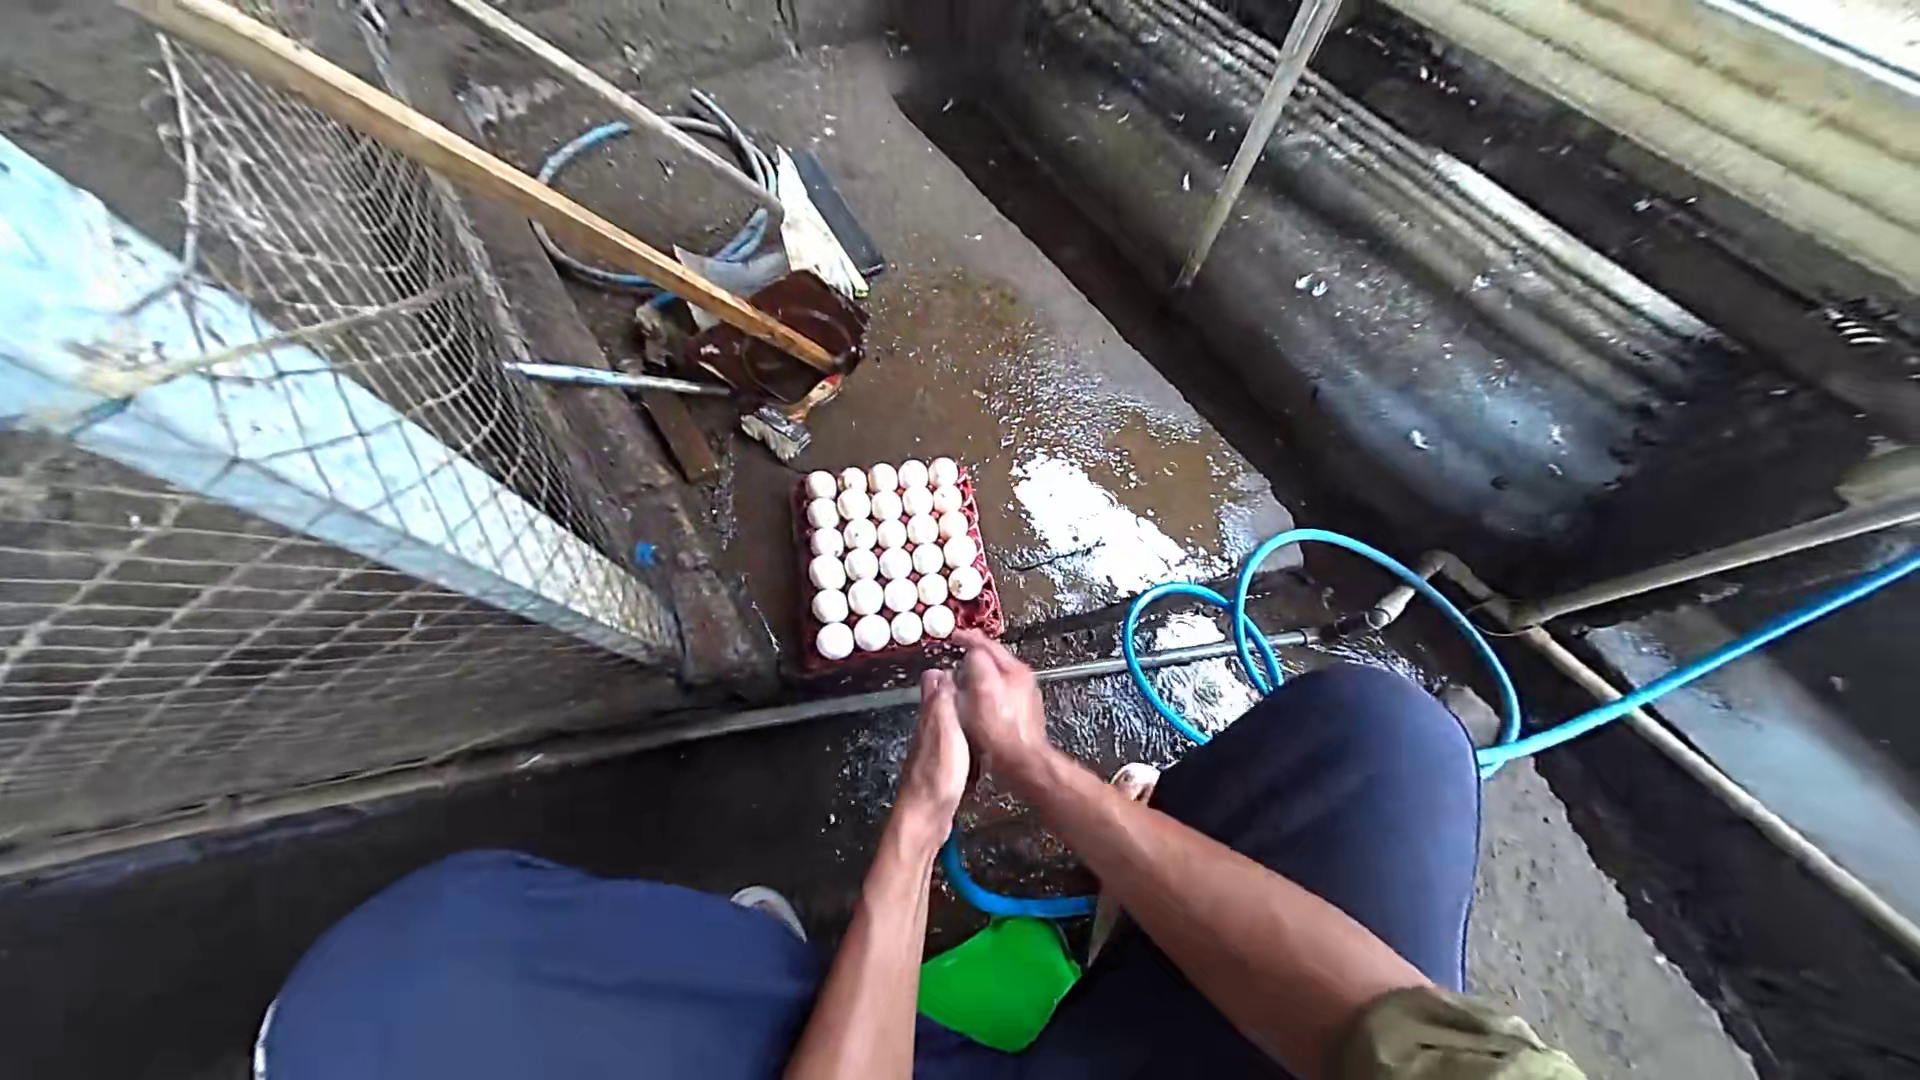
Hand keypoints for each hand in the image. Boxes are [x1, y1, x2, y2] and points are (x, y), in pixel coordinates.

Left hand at [893, 669, 969, 846]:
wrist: (925, 820)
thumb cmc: (937, 776)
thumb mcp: (945, 733)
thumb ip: (943, 704)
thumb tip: (941, 672)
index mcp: (929, 718)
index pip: (932, 684)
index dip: (944, 673)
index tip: (963, 665)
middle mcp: (927, 731)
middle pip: (940, 704)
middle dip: (956, 694)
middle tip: (978, 688)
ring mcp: (932, 752)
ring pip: (948, 725)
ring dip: (962, 718)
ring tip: (981, 713)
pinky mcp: (940, 770)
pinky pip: (955, 748)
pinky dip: (965, 742)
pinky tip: (976, 748)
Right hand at [951, 630, 1052, 783]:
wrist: (1021, 762)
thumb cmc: (1002, 731)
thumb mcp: (982, 689)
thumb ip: (976, 663)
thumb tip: (971, 652)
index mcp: (1014, 670)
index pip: (987, 644)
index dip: (967, 639)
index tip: (955, 636)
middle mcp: (1022, 680)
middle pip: (994, 658)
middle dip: (974, 654)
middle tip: (957, 653)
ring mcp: (1022, 697)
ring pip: (996, 676)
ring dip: (979, 673)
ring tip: (963, 676)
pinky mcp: (1019, 713)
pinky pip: (998, 693)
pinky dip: (985, 690)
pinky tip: (975, 701)